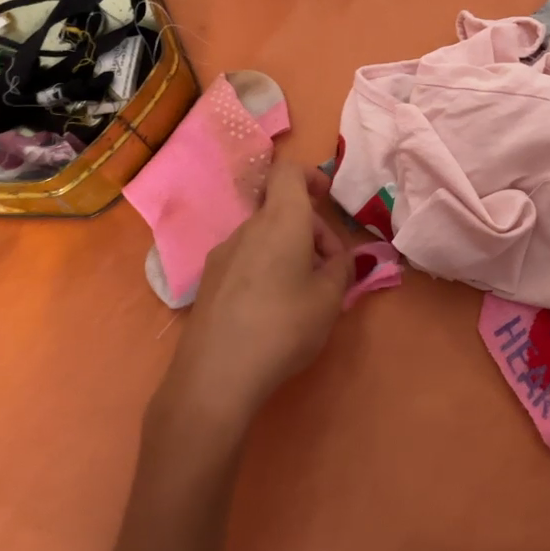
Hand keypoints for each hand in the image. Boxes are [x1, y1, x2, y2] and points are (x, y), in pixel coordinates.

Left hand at [162, 162, 353, 427]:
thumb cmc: (282, 327)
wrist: (214, 378)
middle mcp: (248, 228)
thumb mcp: (329, 299)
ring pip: (264, 237)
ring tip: (304, 295)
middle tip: (330, 270)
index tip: (328, 197)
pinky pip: (245, 260)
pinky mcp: (208, 283)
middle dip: (311, 230)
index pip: (289, 172)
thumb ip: (341, 270)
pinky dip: (266, 270)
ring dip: (288, 252)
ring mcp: (222, 255)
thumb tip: (339, 259)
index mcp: (281, 220)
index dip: (311, 175)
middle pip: (281, 210)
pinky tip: (272, 312)